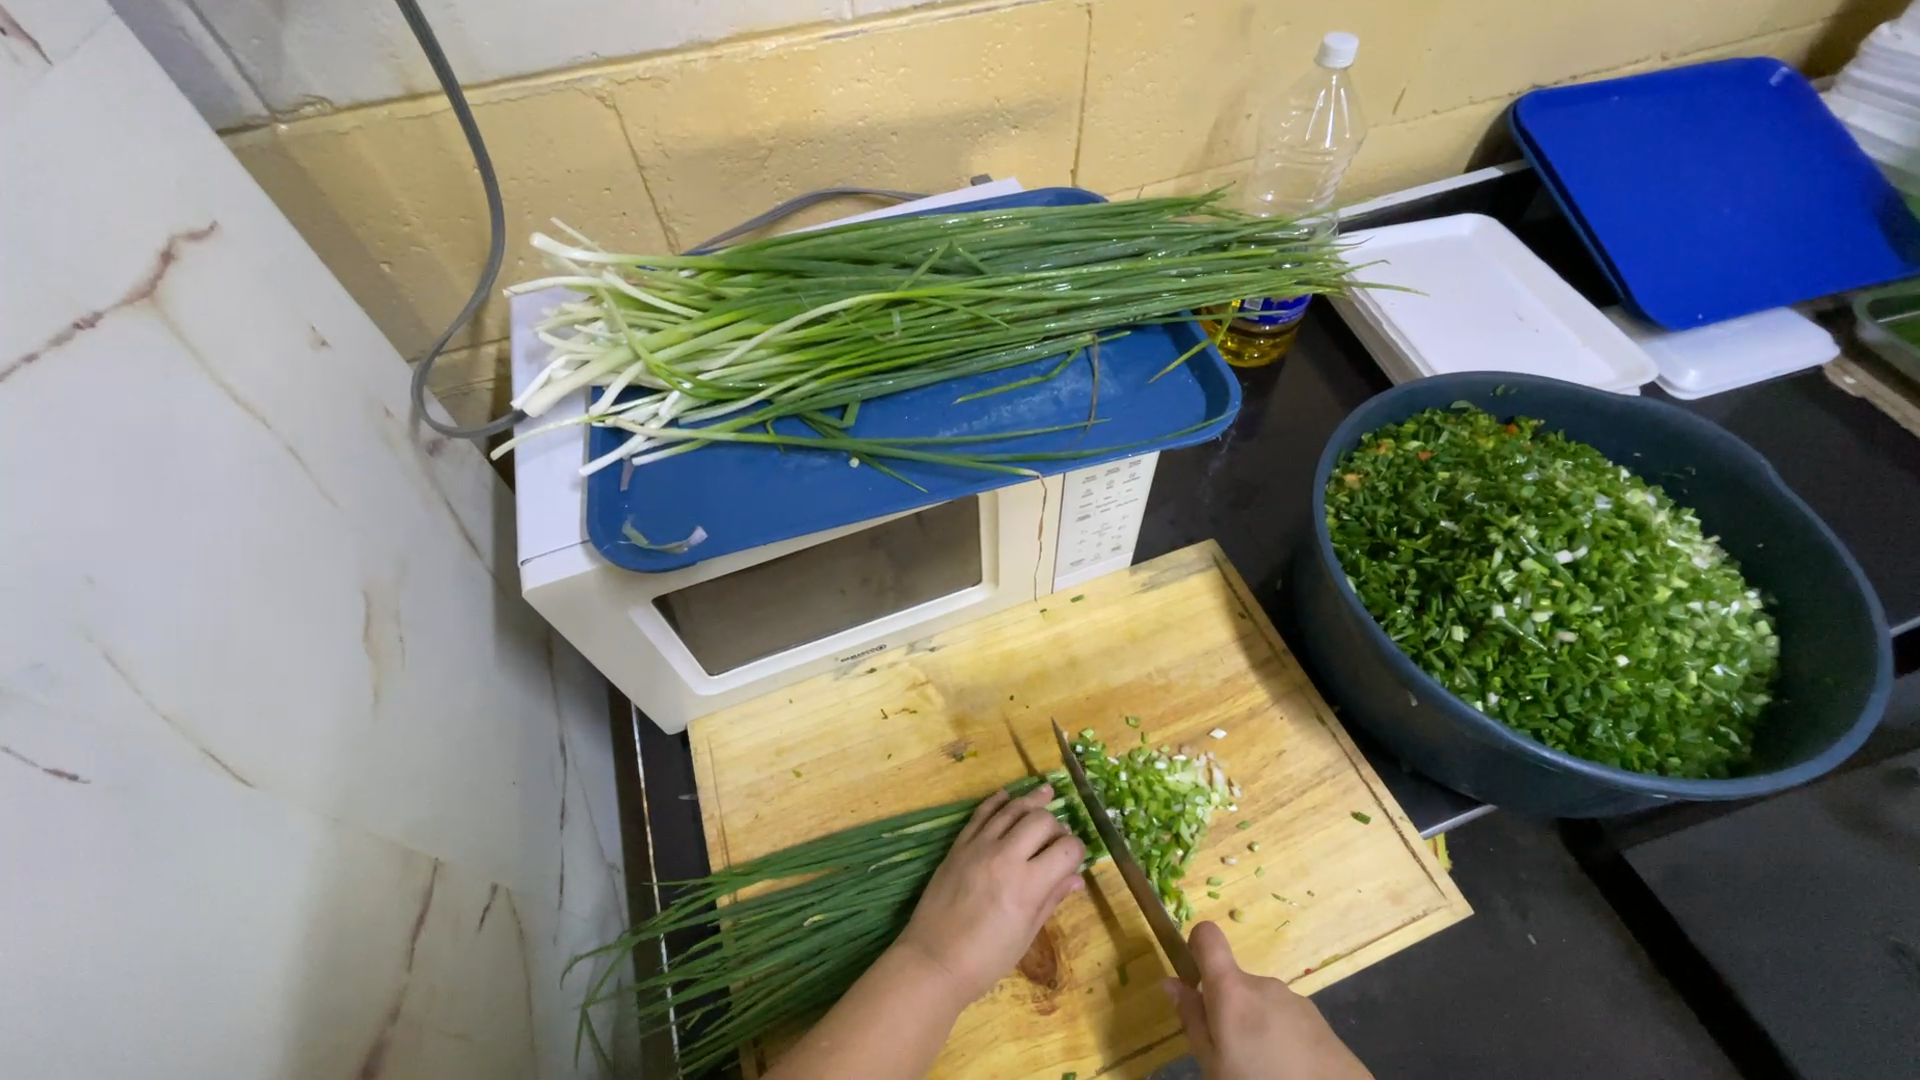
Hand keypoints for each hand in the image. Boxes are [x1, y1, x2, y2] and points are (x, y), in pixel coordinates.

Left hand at [893, 784, 1086, 1004]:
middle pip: (1041, 820)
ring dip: (1031, 801)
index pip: (1066, 849)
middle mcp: (1005, 856)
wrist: (934, 960)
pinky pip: (981, 813)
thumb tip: (1076, 877)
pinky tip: (1008, 796)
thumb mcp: (1026, 934)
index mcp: (1028, 885)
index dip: (1077, 850)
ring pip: (1012, 809)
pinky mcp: (958, 845)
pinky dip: (997, 801)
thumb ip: (1051, 899)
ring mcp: (978, 846)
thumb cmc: (986, 959)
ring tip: (1046, 793)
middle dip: (1056, 826)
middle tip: (1058, 840)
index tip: (1075, 858)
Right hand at [1165, 922, 1372, 1079]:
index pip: (1208, 936)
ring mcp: (1294, 1000)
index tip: (1194, 979)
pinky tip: (1291, 1075)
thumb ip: (1192, 1020)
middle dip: (1229, 1012)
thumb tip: (1171, 982)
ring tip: (1265, 1073)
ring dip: (1257, 1030)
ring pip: (1261, 1006)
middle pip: (1234, 984)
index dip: (1196, 946)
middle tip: (1233, 1059)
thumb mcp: (1213, 1064)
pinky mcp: (1319, 1022)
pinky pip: (1287, 1021)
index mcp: (1231, 990)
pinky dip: (1282, 1041)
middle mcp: (1262, 984)